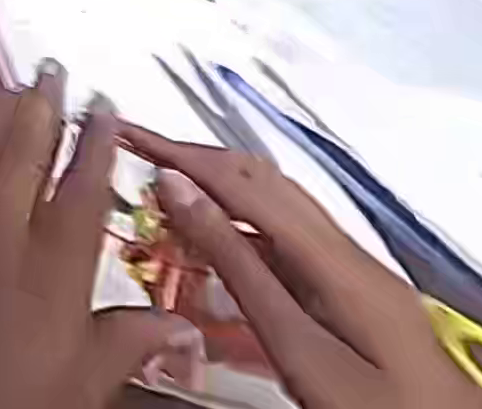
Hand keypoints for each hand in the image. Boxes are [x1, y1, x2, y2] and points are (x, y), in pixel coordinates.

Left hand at [0, 64, 199, 408]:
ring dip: (2, 113)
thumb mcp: (76, 386)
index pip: (81, 193)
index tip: (105, 107)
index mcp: (51, 272)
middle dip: (42, 106)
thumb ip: (124, 342)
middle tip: (54, 68)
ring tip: (19, 85)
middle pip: (26, 153)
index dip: (96, 146)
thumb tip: (181, 323)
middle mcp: (3, 230)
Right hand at [118, 123, 481, 408]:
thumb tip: (175, 186)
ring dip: (211, 180)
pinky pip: (281, 228)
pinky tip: (206, 230)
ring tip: (159, 184)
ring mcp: (356, 272)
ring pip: (272, 198)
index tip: (125, 135)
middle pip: (260, 178)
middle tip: (134, 151)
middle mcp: (350, 254)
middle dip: (192, 157)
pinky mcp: (352, 289)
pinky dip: (233, 212)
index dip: (178, 153)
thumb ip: (234, 262)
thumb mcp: (294, 347)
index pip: (241, 183)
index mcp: (339, 264)